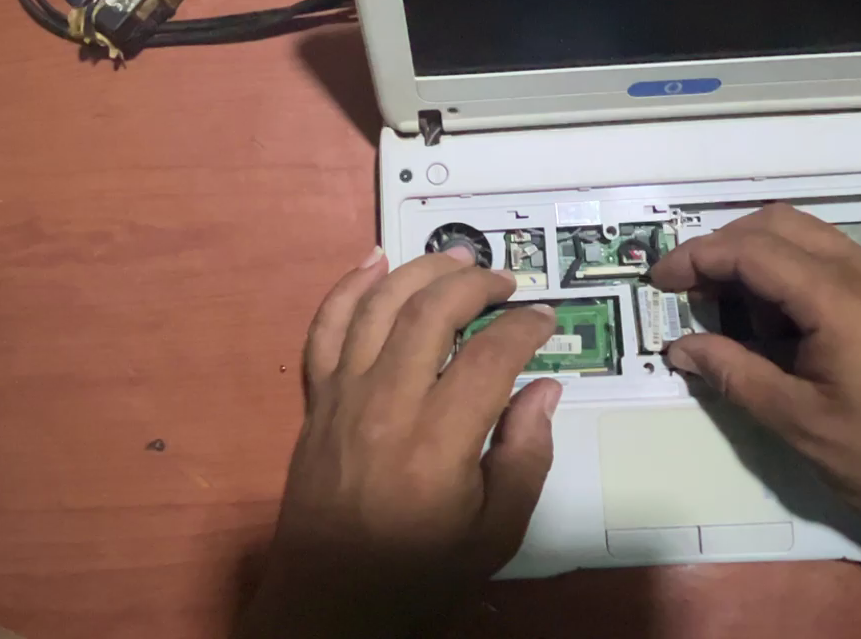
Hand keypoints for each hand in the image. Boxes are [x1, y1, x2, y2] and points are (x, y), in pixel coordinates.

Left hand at [236, 247, 563, 638]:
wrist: (327, 607)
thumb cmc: (418, 574)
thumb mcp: (494, 535)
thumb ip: (525, 456)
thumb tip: (543, 388)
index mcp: (436, 442)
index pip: (489, 357)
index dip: (524, 327)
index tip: (544, 319)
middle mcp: (386, 403)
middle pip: (431, 312)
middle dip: (475, 283)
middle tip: (504, 283)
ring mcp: (342, 394)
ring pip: (379, 305)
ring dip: (420, 270)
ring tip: (456, 257)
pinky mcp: (317, 397)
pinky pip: (325, 326)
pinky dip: (348, 286)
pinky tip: (374, 260)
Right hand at [653, 204, 860, 539]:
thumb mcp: (802, 426)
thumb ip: (734, 376)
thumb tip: (680, 347)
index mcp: (840, 300)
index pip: (751, 250)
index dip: (697, 257)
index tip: (661, 281)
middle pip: (777, 224)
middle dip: (724, 246)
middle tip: (693, 289)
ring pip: (806, 235)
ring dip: (758, 256)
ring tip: (736, 311)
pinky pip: (832, 258)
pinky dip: (791, 271)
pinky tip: (786, 323)